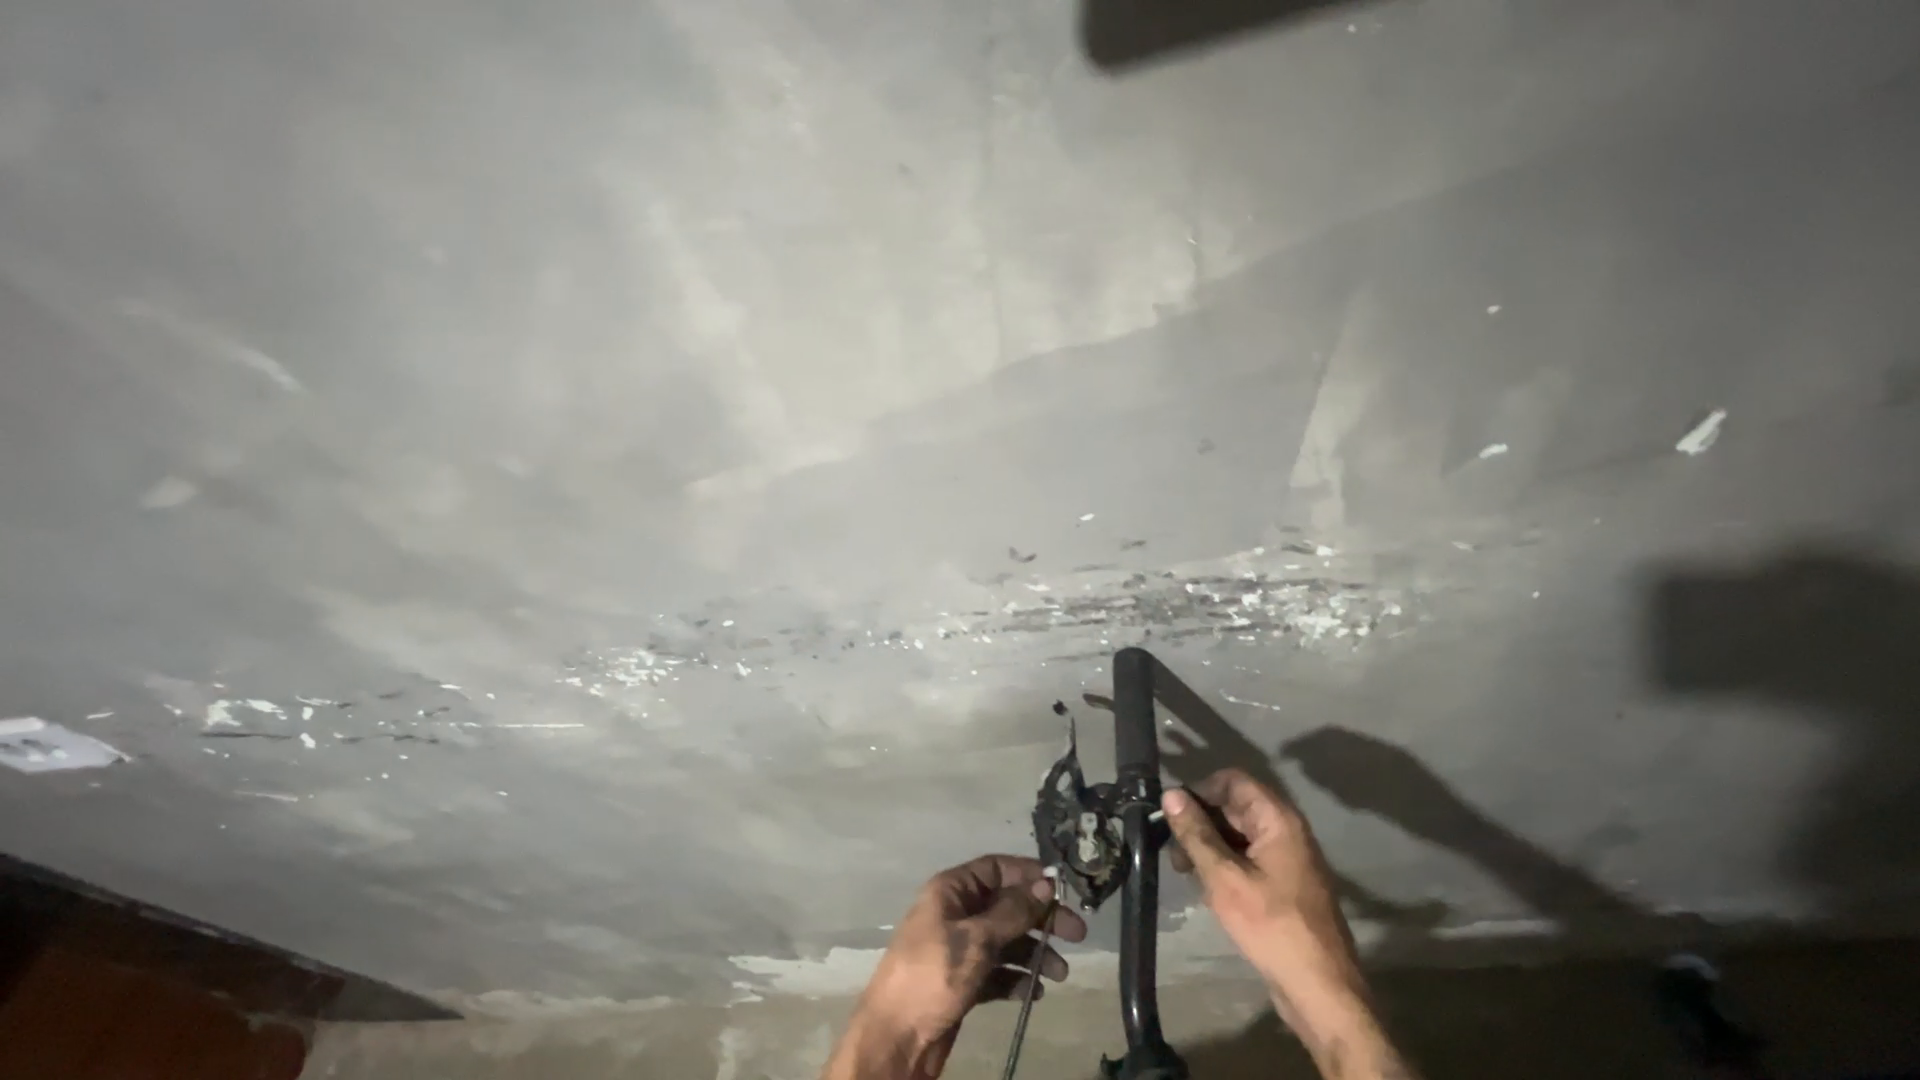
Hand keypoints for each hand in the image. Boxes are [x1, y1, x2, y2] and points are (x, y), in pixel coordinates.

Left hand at [824, 855, 1088, 1079]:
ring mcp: (960, 948)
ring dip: (1034, 952)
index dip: (1029, 875)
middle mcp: (956, 913)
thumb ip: (1013, 911)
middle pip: (1006, 905)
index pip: (996, 868)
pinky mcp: (964, 981)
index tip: (1062, 890)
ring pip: (1006, 940)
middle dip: (1040, 918)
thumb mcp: (976, 939)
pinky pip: (998, 971)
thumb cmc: (933, 975)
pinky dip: (1017, 978)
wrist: (896, 1037)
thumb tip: (1046, 882)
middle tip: (1077, 934)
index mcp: (951, 891)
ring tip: (1059, 974)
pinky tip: (1033, 992)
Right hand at [1164, 770, 1417, 1078]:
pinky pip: (1248, 857)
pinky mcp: (1285, 883)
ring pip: (1239, 833)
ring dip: (1209, 845)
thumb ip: (1196, 833)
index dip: (1199, 790)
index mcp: (1277, 819)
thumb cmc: (1271, 926)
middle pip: (1235, 805)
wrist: (1320, 988)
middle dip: (1200, 821)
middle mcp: (1286, 830)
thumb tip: (1170, 794)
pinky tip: (1207, 888)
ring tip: (1185, 872)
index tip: (1172, 815)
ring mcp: (1288, 858)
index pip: (1232, 780)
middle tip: (1173, 851)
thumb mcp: (1224, 877)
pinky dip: (1224, 864)